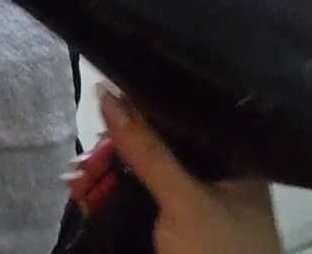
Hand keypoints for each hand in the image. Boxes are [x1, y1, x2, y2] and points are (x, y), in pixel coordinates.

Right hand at [95, 85, 282, 253]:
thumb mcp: (184, 201)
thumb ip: (146, 147)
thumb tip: (103, 89)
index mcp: (234, 167)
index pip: (185, 116)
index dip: (143, 105)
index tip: (106, 101)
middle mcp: (211, 178)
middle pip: (153, 141)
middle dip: (115, 144)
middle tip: (90, 155)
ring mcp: (186, 201)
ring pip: (135, 166)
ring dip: (103, 168)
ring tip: (77, 177)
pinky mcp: (164, 222)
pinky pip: (128, 192)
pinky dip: (104, 189)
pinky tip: (82, 189)